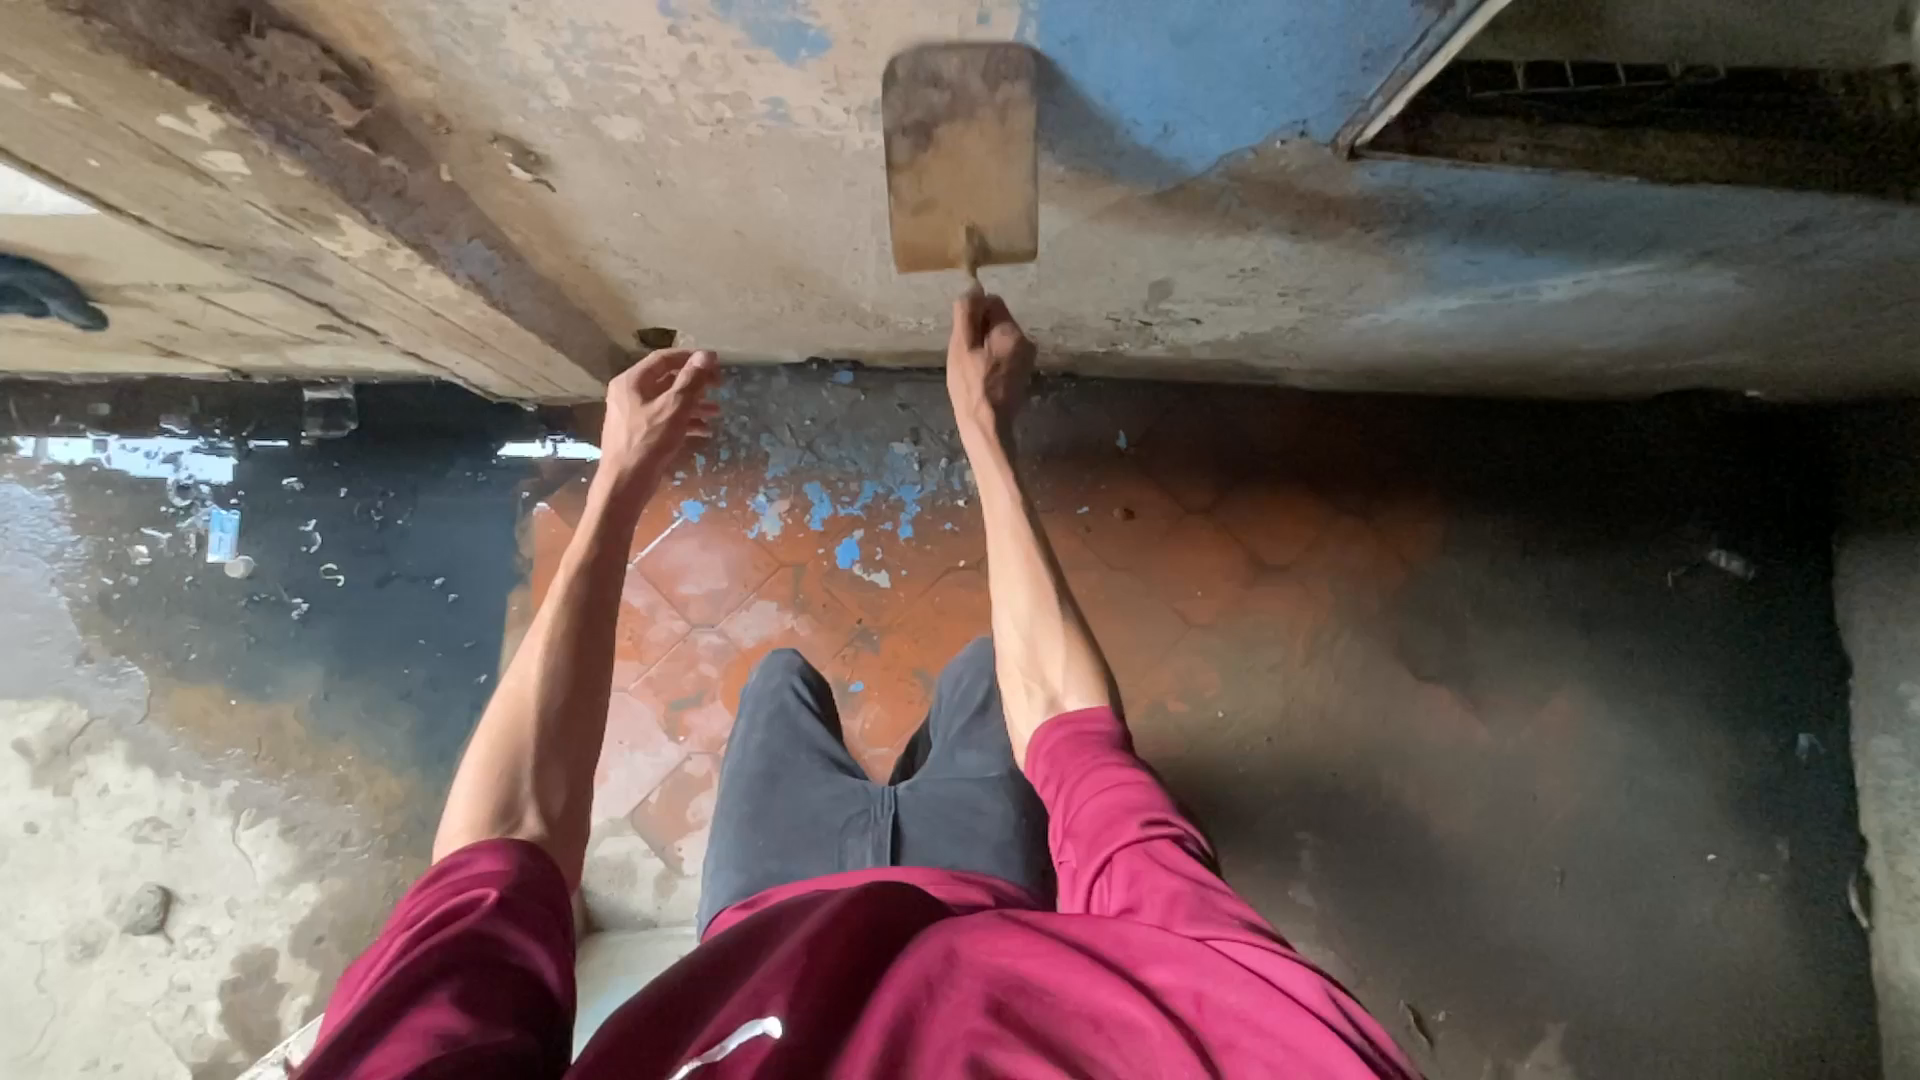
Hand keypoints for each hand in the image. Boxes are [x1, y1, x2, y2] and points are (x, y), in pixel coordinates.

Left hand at [596, 348, 719, 502]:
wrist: (626, 481)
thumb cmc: (649, 442)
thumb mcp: (675, 408)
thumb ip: (692, 380)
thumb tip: (707, 355)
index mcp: (632, 381)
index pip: (664, 359)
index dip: (691, 359)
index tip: (716, 364)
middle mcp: (630, 393)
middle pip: (667, 380)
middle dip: (695, 383)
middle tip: (719, 386)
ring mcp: (633, 413)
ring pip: (668, 401)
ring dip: (694, 404)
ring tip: (716, 412)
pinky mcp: (640, 432)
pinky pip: (665, 418)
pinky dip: (685, 421)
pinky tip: (704, 430)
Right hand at [948, 287, 1033, 448]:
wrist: (987, 425)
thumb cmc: (970, 386)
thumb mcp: (961, 346)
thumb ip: (967, 314)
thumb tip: (974, 287)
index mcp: (1011, 331)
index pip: (992, 302)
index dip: (973, 315)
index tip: (964, 337)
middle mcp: (1025, 340)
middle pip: (997, 320)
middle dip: (979, 332)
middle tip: (966, 356)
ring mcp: (1026, 358)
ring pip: (999, 338)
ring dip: (983, 347)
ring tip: (973, 368)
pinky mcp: (1022, 373)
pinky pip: (1004, 354)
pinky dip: (991, 360)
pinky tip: (982, 377)